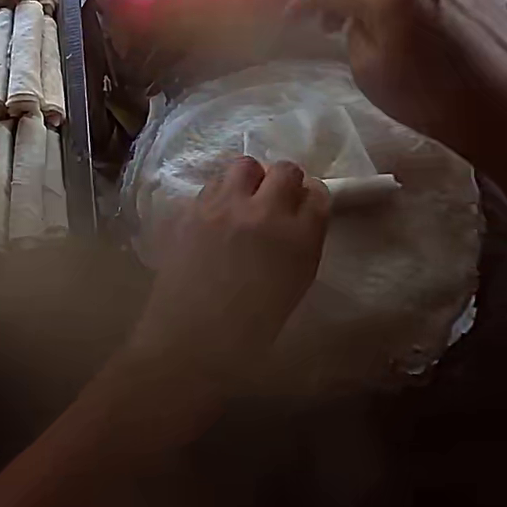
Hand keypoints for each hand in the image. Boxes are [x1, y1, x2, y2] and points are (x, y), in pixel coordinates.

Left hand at [130, 156, 329, 375]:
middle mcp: (263, 213)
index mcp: (299, 238)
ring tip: (242, 203)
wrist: (189, 339)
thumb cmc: (249, 330)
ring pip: (242, 166)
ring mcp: (222, 207)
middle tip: (273, 201)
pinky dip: (218, 195)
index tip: (302, 208)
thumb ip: (301, 245)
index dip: (309, 199)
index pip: (317, 194)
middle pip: (284, 171)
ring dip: (248, 180)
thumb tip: (295, 220)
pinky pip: (210, 186)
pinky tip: (215, 217)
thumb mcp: (294, 286)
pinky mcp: (189, 210)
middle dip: (283, 182)